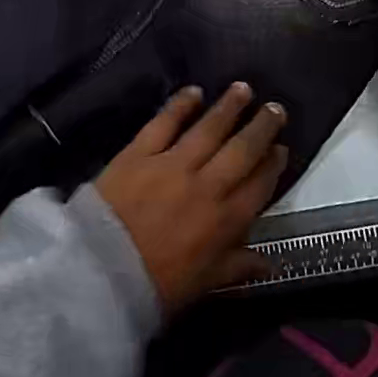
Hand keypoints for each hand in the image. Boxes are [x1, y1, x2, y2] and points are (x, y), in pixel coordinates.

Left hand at [94, 82, 287, 313]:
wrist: (96, 276)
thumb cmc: (154, 288)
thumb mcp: (204, 285)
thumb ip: (238, 267)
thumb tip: (271, 265)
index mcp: (225, 220)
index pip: (259, 184)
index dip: (273, 164)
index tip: (281, 147)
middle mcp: (206, 185)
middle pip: (242, 149)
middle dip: (262, 126)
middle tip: (275, 108)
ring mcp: (173, 165)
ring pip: (209, 129)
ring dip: (229, 107)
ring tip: (243, 88)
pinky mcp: (140, 153)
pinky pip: (165, 122)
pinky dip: (181, 104)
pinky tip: (193, 91)